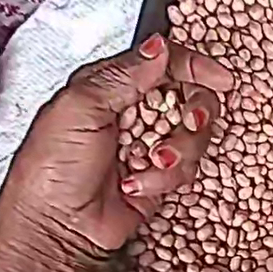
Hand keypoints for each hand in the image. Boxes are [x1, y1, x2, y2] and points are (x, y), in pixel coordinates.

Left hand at [0, 33, 232, 271]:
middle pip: (191, 100)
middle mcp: (135, 113)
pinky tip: (138, 183)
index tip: (219, 78)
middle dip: (195, 114)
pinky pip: (188, 169)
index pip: (164, 64)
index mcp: (112, 86)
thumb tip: (158, 47)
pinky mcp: (162, 176)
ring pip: (195, 138)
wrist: (59, 223)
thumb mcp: (81, 107)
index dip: (195, 67)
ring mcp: (152, 145)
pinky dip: (167, 178)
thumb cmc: (53, 167)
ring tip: (147, 163)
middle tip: (188, 124)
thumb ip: (124, 75)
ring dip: (177, 153)